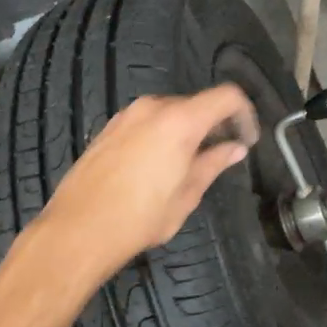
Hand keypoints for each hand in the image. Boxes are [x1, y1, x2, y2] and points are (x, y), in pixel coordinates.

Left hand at [31, 84, 257, 278]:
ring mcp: (126, 116)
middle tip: (222, 155)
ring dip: (187, 131)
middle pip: (196, 104)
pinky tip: (159, 166)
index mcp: (179, 121)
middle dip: (214, 125)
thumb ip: (214, 164)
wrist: (78, 229)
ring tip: (190, 165)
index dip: (245, 114)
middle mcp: (152, 108)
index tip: (247, 139)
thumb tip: (235, 149)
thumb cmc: (140, 217)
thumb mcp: (187, 195)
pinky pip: (146, 122)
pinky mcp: (108, 128)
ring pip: (170, 113)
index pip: (226, 97)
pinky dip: (162, 134)